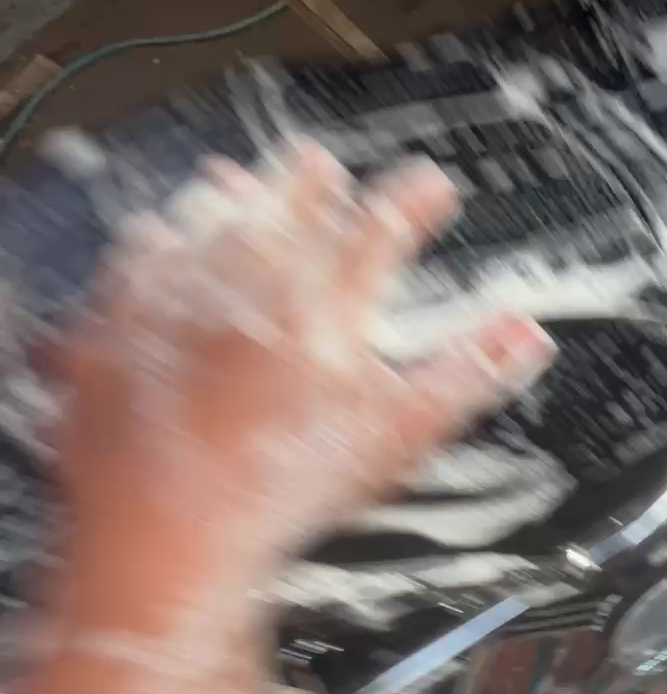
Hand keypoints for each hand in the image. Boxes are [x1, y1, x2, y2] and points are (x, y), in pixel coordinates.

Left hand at [52, 138, 556, 607]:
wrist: (170, 535)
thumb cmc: (293, 485)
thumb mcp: (410, 429)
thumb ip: (473, 370)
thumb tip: (528, 332)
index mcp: (321, 317)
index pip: (377, 238)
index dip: (409, 204)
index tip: (432, 184)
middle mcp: (243, 301)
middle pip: (280, 222)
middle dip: (307, 186)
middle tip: (320, 159)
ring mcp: (170, 316)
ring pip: (198, 235)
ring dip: (225, 202)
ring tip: (237, 176)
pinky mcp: (111, 344)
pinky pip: (126, 271)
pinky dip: (146, 245)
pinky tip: (149, 235)